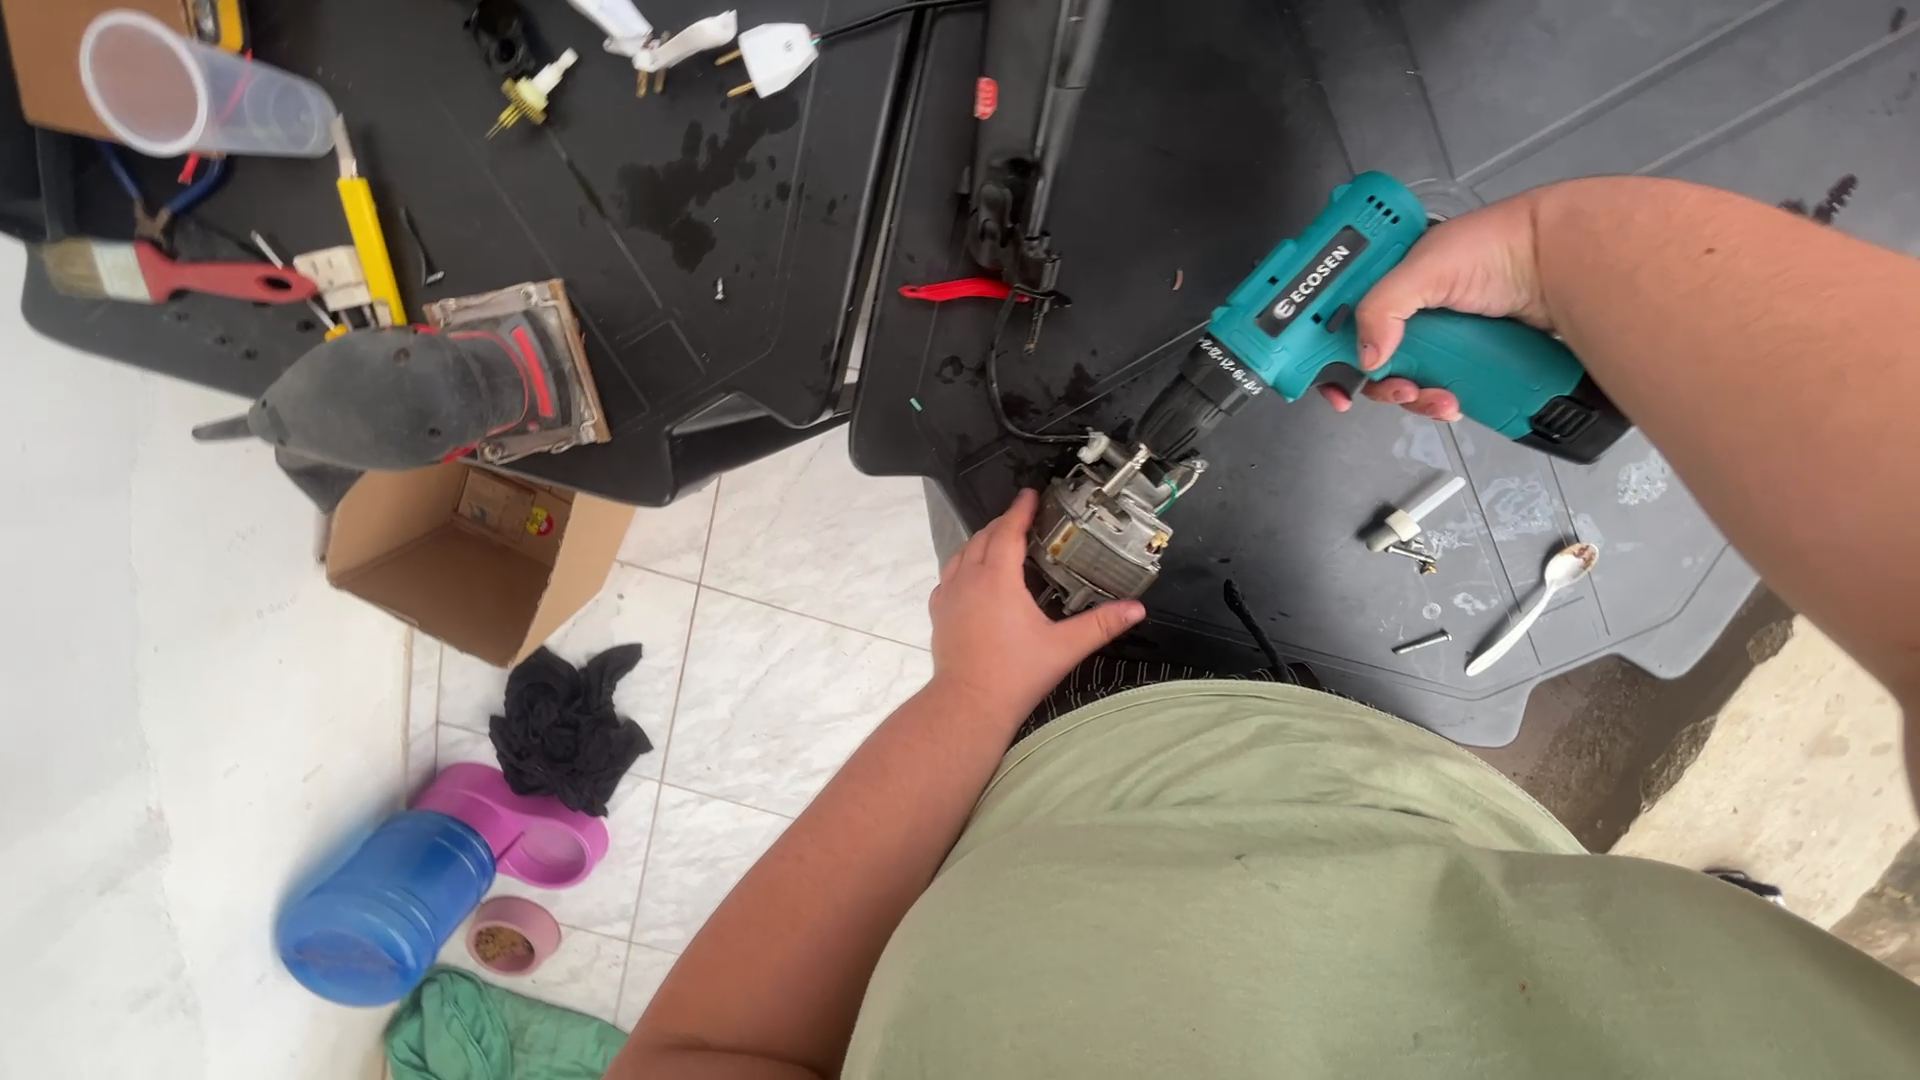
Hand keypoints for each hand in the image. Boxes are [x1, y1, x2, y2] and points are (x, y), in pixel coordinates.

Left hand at [926, 489, 1145, 723]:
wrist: (968, 704)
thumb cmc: (1014, 675)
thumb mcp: (1064, 647)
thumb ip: (1101, 625)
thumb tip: (1136, 609)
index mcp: (998, 579)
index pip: (1008, 531)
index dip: (1020, 510)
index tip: (1030, 495)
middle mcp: (969, 579)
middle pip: (983, 537)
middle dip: (1003, 523)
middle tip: (1022, 518)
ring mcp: (948, 595)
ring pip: (962, 553)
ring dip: (981, 541)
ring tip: (999, 541)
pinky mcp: (938, 612)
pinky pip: (948, 576)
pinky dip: (962, 565)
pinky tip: (972, 576)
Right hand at [1318, 189, 1556, 421]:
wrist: (1568, 263)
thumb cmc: (1499, 245)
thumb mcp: (1426, 268)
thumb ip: (1382, 308)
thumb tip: (1366, 358)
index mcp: (1387, 283)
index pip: (1338, 322)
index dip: (1325, 353)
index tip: (1326, 380)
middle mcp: (1406, 313)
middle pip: (1366, 362)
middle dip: (1376, 384)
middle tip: (1394, 388)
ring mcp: (1435, 339)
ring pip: (1400, 382)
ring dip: (1410, 399)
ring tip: (1431, 398)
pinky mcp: (1462, 360)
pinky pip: (1434, 393)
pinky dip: (1437, 403)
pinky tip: (1452, 401)